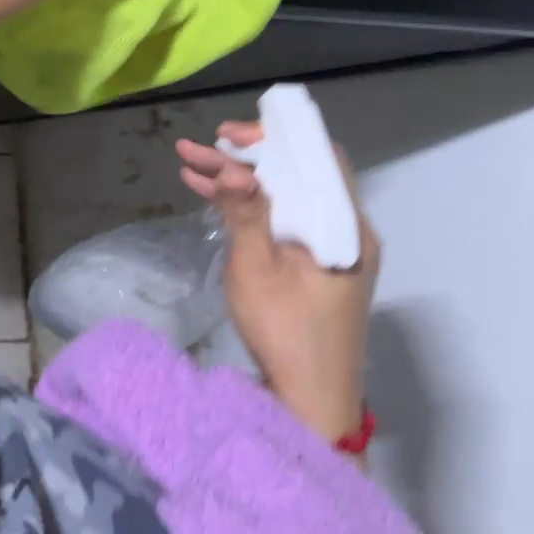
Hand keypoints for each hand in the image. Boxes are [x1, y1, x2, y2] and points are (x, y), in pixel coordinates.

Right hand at [177, 122, 383, 444]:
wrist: (310, 400)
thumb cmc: (288, 331)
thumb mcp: (259, 269)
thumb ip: (247, 213)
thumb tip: (231, 165)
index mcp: (346, 228)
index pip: (320, 160)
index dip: (277, 138)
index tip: (231, 134)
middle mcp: (343, 231)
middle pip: (296, 175)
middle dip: (245, 156)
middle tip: (201, 144)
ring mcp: (326, 248)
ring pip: (281, 195)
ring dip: (236, 178)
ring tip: (187, 160)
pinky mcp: (308, 263)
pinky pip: (276, 218)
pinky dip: (242, 203)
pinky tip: (203, 190)